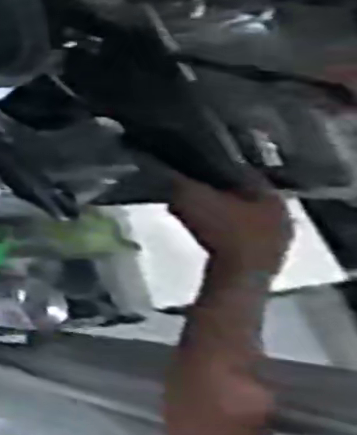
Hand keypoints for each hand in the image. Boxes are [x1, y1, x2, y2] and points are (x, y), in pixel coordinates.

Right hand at [168, 172, 291, 275]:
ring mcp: (278, 235)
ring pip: (239, 212)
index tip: (184, 162)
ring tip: (184, 206)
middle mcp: (282, 212)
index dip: (210, 164)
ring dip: (214, 208)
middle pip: (240, 192)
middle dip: (211, 188)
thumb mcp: (188, 196)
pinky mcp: (266, 253)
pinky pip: (238, 229)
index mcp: (271, 194)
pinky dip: (218, 225)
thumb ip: (173, 177)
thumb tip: (152, 161)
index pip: (240, 170)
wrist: (241, 273)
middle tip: (181, 185)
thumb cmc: (222, 228)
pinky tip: (198, 227)